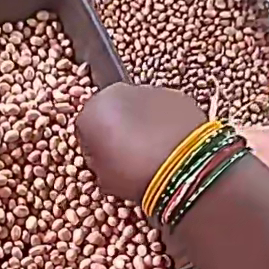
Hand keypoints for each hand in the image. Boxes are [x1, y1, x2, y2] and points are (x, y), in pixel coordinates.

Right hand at [73, 84, 208, 205]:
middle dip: (116, 129)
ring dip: (140, 124)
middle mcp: (117, 92)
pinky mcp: (176, 95)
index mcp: (92, 111)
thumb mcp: (102, 178)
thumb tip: (105, 155)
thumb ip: (98, 160)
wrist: (183, 167)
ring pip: (137, 109)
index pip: (85, 129)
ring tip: (150, 152)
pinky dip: (161, 123)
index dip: (93, 148)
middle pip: (111, 112)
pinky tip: (167, 145)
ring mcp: (149, 90)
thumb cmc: (132, 174)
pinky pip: (161, 110)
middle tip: (126, 156)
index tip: (103, 162)